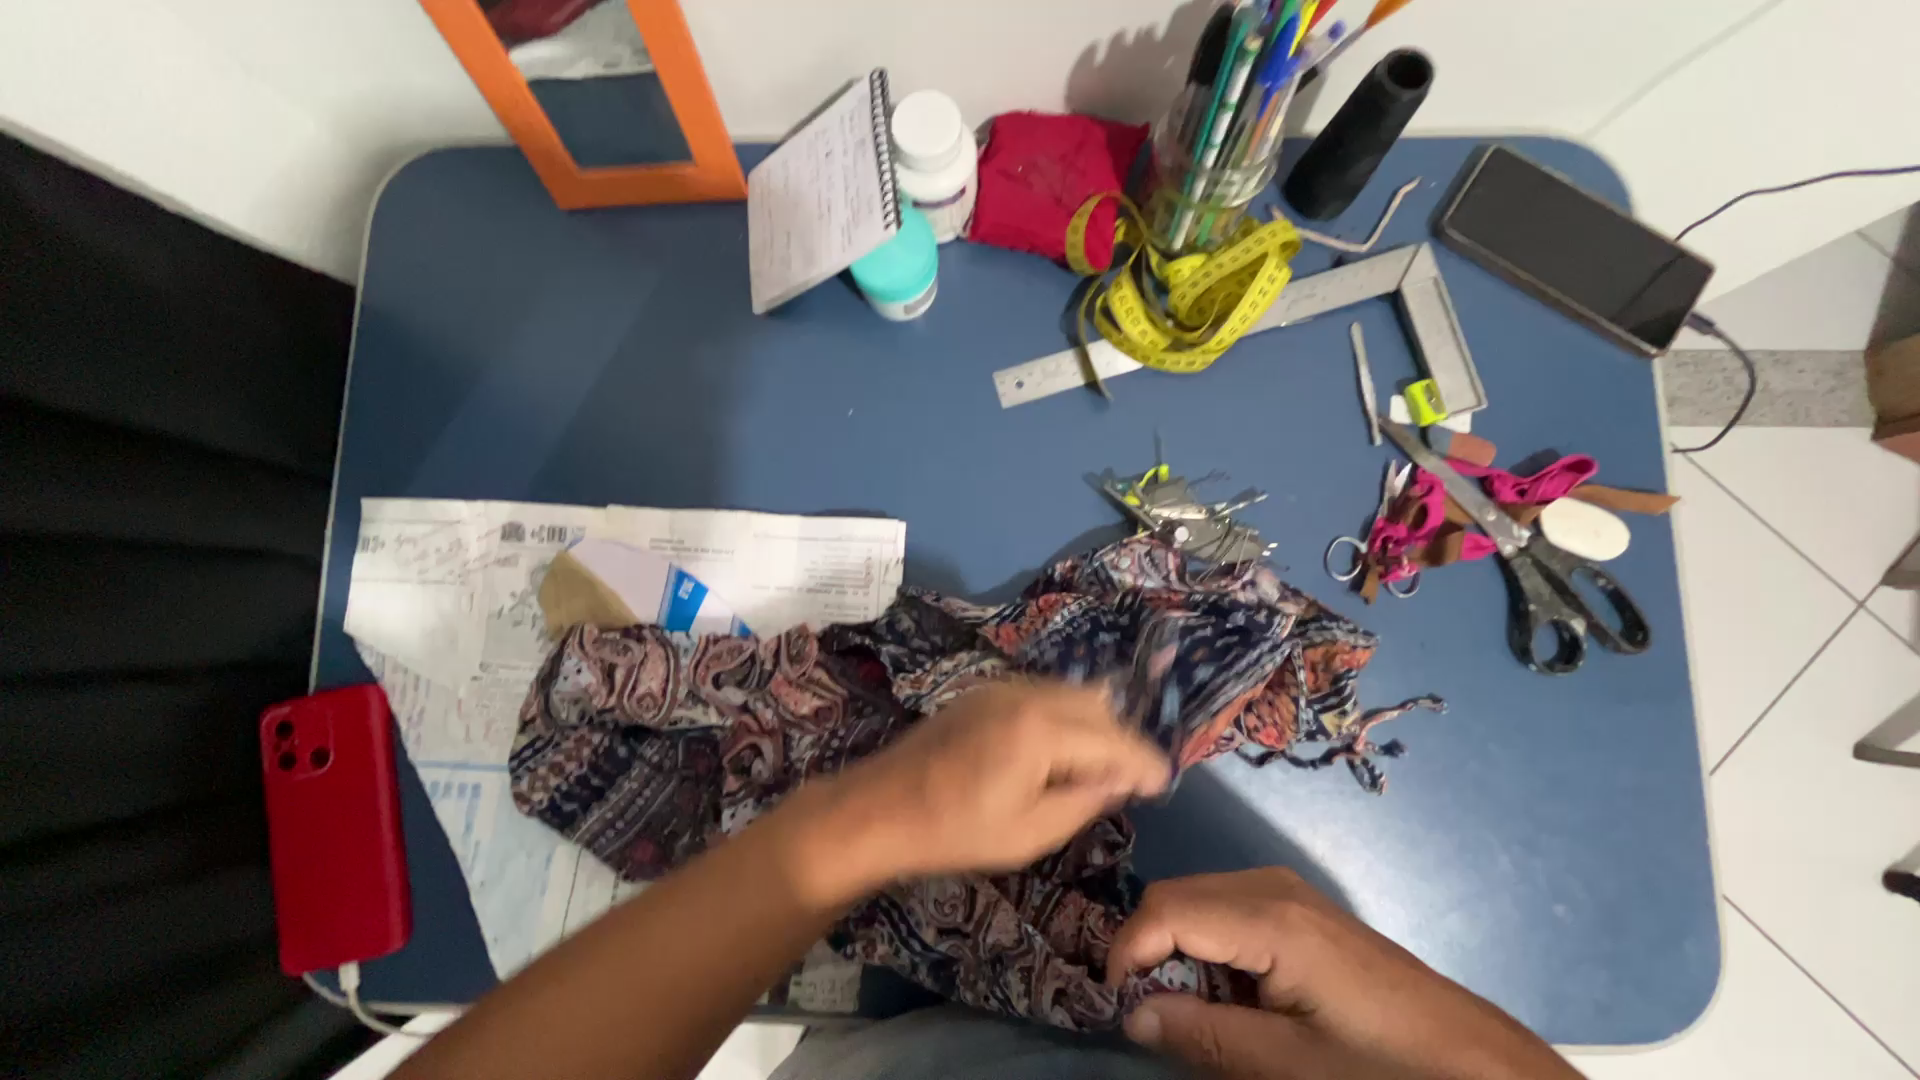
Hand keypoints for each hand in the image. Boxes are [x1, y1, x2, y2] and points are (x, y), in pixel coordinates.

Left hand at [779, 680, 1169, 904]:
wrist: (881, 807)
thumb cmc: (956, 831)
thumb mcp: (1031, 832)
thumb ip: (1084, 800)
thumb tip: (1120, 779)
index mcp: (1041, 729)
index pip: (1113, 739)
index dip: (1143, 762)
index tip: (1163, 782)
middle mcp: (1026, 694)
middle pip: (1096, 705)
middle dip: (1122, 738)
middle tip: (1133, 777)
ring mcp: (1001, 687)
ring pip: (1069, 693)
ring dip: (1094, 723)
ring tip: (1102, 763)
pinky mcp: (983, 691)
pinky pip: (1042, 693)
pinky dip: (1065, 714)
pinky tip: (1062, 745)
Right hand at [1107, 869, 1580, 1079]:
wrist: (1482, 1069)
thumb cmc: (1383, 1070)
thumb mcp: (1290, 1068)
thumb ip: (1203, 1036)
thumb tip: (1130, 1013)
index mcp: (1267, 917)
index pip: (1164, 910)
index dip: (1126, 952)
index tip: (1115, 1005)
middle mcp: (1270, 886)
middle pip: (1176, 897)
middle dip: (1148, 950)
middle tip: (1147, 1013)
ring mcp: (1288, 892)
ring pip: (1198, 902)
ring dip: (1177, 951)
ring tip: (1191, 1012)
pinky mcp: (1302, 910)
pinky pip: (1229, 911)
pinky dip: (1209, 948)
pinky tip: (1232, 997)